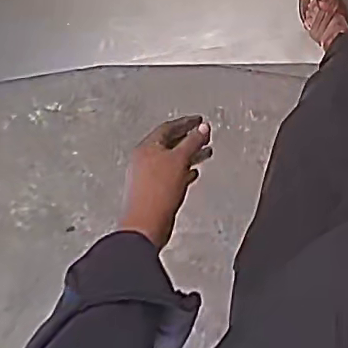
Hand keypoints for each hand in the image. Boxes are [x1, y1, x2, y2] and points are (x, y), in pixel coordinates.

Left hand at [120, 116, 212, 248]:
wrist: (145, 226)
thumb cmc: (156, 193)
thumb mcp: (179, 160)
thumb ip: (192, 142)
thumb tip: (202, 128)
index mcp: (146, 148)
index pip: (168, 128)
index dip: (185, 123)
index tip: (198, 121)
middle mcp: (144, 160)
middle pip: (169, 143)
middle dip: (188, 138)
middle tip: (202, 134)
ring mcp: (147, 177)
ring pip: (171, 159)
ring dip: (188, 155)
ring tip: (204, 152)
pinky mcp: (153, 191)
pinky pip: (171, 175)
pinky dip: (183, 171)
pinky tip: (192, 173)